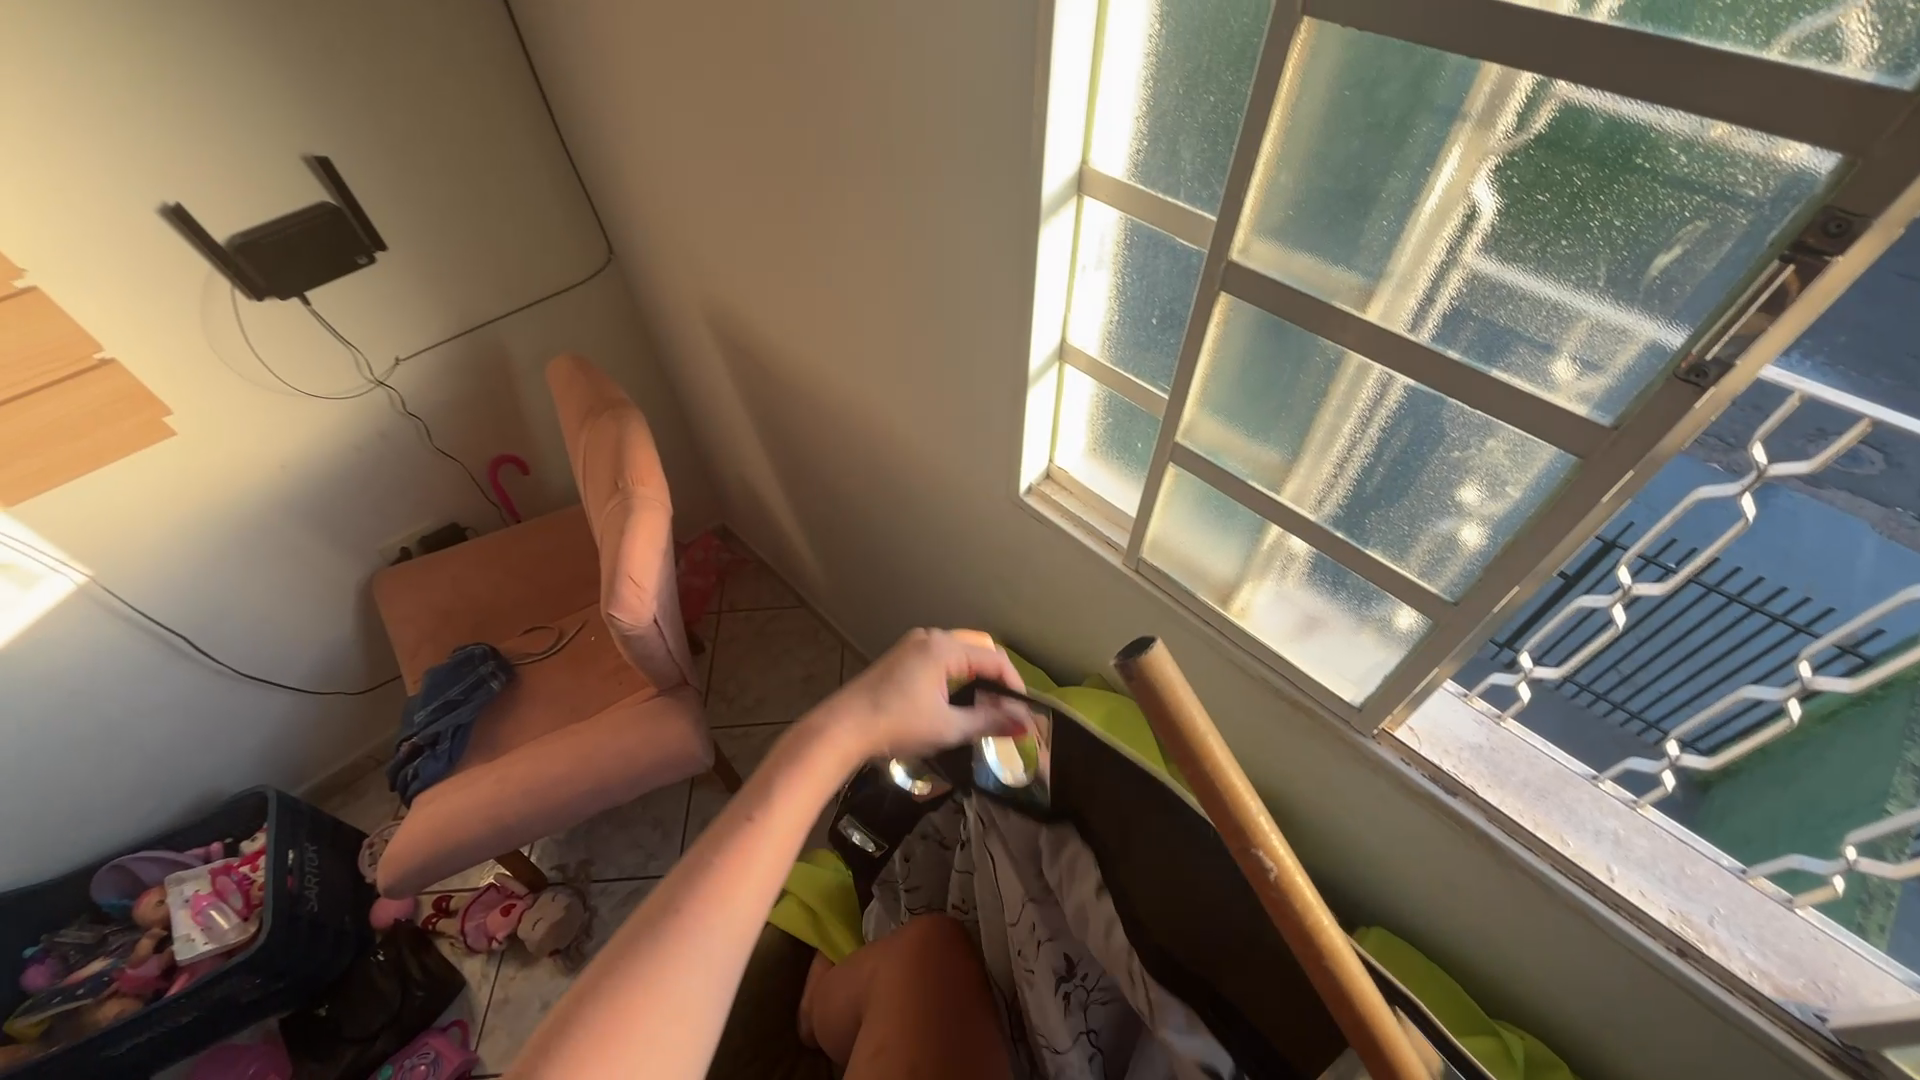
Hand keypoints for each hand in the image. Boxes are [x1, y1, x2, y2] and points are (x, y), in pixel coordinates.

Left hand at [809, 628, 1027, 761]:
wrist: (842, 729)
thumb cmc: (896, 726)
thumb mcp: (948, 728)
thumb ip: (989, 722)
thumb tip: (1025, 724)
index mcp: (944, 647)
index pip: (996, 660)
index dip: (1015, 688)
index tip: (1024, 716)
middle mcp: (931, 637)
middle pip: (980, 652)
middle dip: (997, 681)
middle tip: (1007, 713)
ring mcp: (914, 645)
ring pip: (960, 655)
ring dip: (977, 679)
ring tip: (986, 711)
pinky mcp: (902, 657)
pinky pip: (941, 660)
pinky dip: (957, 677)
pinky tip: (958, 702)